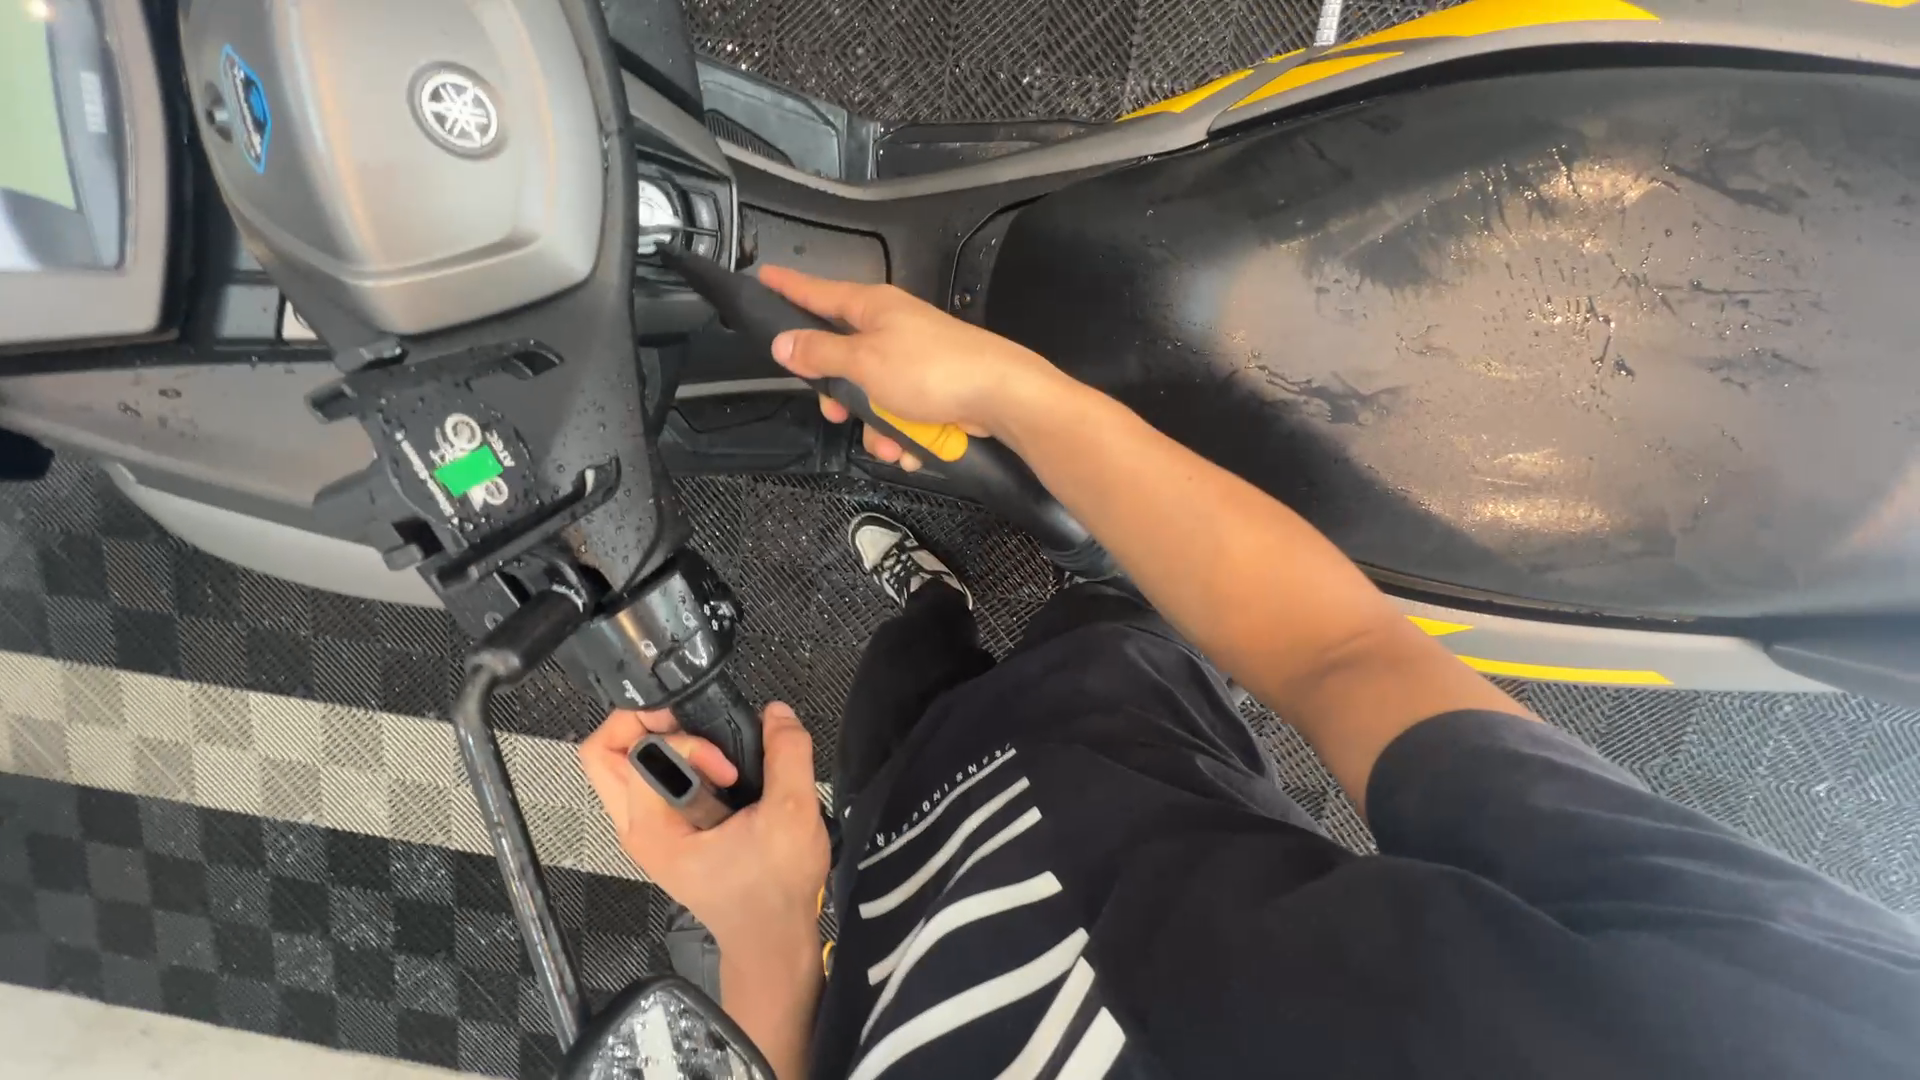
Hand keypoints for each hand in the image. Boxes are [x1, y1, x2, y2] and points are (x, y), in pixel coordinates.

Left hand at [577, 702, 827, 959]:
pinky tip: (718, 765)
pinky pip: (650, 774)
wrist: (772, 934)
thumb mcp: (793, 815)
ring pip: (624, 761)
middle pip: (604, 752)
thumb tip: (778, 714)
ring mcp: (651, 826)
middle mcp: (641, 827)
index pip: (642, 753)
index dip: (689, 742)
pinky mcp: (669, 825)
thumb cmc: (773, 892)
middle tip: (691, 723)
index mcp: (655, 829)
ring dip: (662, 738)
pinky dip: (678, 754)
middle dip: (646, 723)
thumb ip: (789, 755)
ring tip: (711, 747)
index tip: (727, 763)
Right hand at [759, 264, 1067, 469]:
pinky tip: (911, 447)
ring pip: (872, 396)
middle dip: (839, 395)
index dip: (789, 288)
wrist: (1000, 395)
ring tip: (890, 442)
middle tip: (837, 413)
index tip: (763, 277)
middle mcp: (891, 327)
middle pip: (842, 358)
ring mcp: (913, 360)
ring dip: (876, 427)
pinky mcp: (931, 389)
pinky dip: (902, 433)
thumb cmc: (931, 369)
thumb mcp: (864, 361)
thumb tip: (782, 342)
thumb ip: (821, 353)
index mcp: (872, 307)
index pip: (818, 292)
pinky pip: (900, 413)